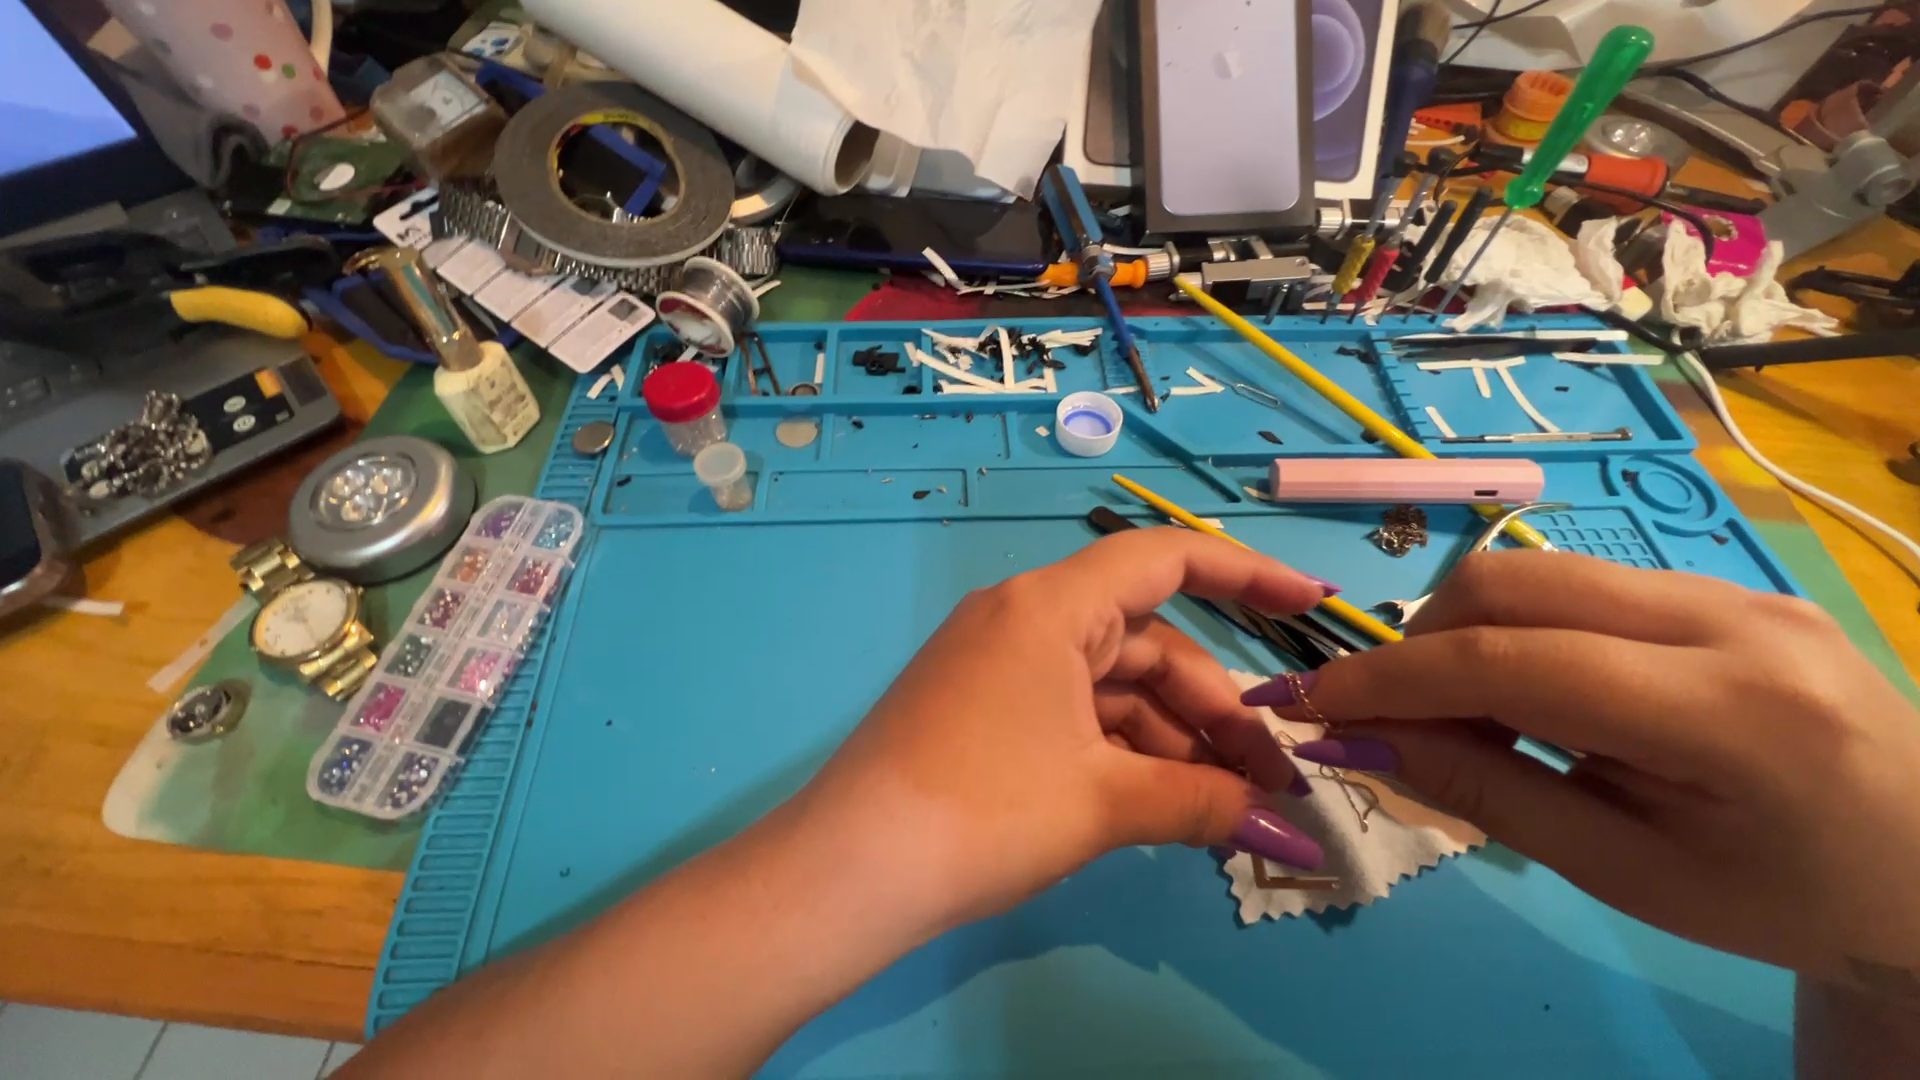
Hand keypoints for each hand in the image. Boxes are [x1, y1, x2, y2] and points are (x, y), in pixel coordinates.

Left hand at [792, 527, 1331, 933]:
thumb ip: (1202, 802)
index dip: (1244, 575)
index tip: (1309, 603)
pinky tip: (1164, 804)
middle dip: (1213, 707)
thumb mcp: (1103, 803)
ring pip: (1112, 685)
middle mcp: (1023, 617)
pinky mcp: (984, 706)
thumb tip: (1284, 827)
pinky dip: (1123, 750)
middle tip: (1271, 780)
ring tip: (1226, 806)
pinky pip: (1074, 712)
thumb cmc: (982, 810)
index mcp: (1049, 605)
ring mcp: (999, 663)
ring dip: (1173, 739)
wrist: (849, 870)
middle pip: (1145, 642)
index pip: (1164, 560)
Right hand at [1242, 550, 1919, 992]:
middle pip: (1508, 583)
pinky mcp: (1720, 583)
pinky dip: (1510, 628)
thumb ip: (1480, 792)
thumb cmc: (1786, 902)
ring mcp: (1732, 587)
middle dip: (1419, 641)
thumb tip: (1356, 739)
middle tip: (1400, 714)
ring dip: (1461, 631)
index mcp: (1730, 713)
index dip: (1390, 678)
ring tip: (1472, 710)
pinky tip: (1531, 689)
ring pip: (1531, 571)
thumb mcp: (1623, 872)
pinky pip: (1571, 583)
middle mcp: (1733, 618)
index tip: (1311, 701)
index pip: (1508, 661)